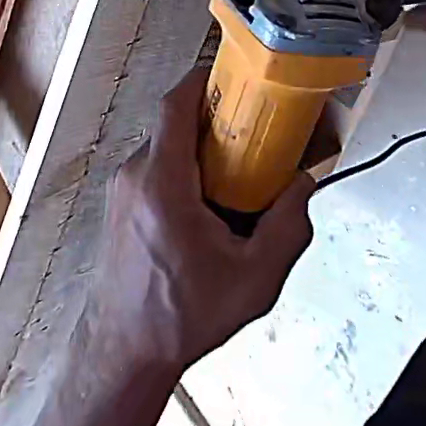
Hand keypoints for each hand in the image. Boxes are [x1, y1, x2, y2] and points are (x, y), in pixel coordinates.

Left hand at [85, 66, 315, 372]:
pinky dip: (186, 164)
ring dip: (202, 143)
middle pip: (176, 121)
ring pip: (167, 142)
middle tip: (252, 124)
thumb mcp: (253, 280)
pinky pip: (157, 162)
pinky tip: (212, 195)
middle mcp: (136, 177)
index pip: (175, 106)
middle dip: (216, 116)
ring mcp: (124, 188)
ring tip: (238, 166)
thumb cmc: (177, 318)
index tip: (232, 72)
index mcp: (162, 186)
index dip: (203, 79)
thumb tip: (303, 186)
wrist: (122, 353)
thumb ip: (288, 228)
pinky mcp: (122, 200)